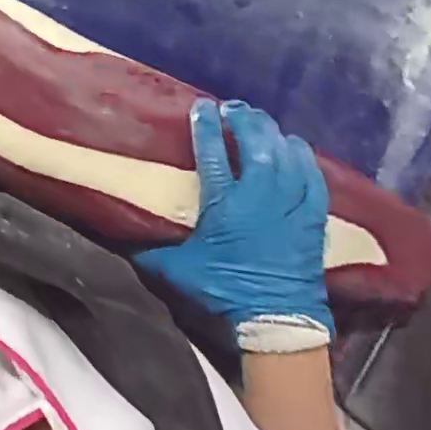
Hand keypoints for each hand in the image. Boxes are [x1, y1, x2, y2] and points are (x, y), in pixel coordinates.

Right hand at [132, 99, 333, 351]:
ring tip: (261, 123)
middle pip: (256, 143)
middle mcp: (260, 195)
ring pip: (287, 154)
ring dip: (273, 133)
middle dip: (244, 120)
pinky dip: (303, 157)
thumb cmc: (217, 292)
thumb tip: (117, 229)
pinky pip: (313, 175)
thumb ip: (146, 245)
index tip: (202, 106)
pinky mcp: (312, 218)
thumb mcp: (170, 269)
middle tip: (233, 107)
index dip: (206, 125)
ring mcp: (291, 204)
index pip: (212, 152)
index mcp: (223, 203)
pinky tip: (296, 148)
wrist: (274, 323)